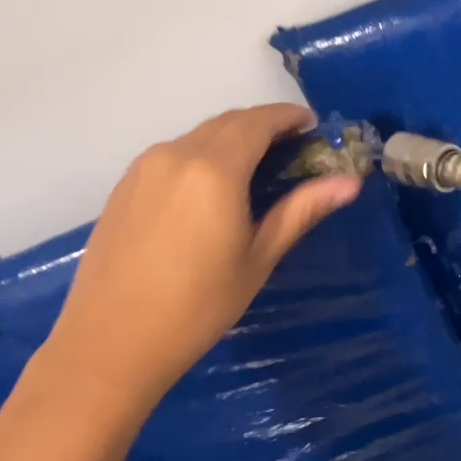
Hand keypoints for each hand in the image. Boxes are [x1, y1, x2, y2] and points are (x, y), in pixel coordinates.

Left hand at [39, 104, 362, 407]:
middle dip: (263, 127)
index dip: (288, 117)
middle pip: (227, 123)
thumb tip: (350, 183)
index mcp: (214, 169)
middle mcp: (175, 154)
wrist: (111, 343)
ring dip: (232, 141)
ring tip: (257, 172)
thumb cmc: (197, 306)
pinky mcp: (124, 187)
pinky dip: (203, 157)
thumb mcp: (258, 258)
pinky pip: (173, 155)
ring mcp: (143, 168)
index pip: (258, 121)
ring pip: (198, 137)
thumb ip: (301, 210)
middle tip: (293, 152)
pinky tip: (213, 191)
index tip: (313, 128)